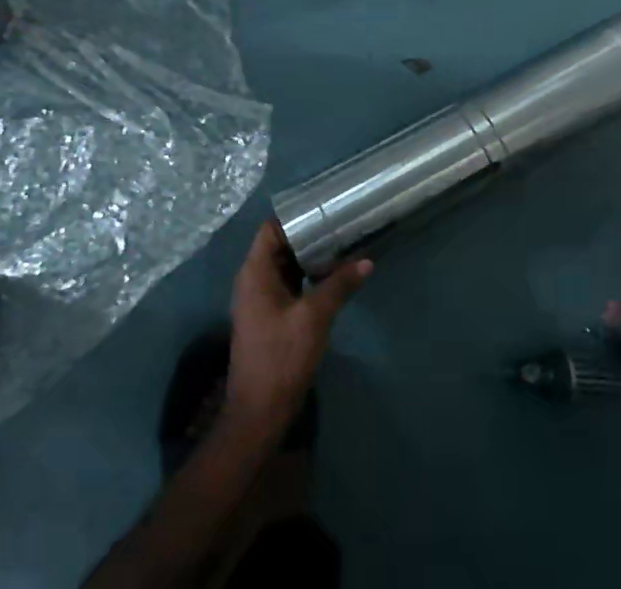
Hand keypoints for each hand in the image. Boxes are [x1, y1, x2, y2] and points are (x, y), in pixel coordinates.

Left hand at [224, 221, 372, 431]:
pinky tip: (335, 277)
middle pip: (280, 246)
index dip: (295, 218)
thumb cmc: (282, 357)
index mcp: (255, 274)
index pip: (270, 230)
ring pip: (287, 266)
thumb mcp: (314, 317)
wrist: (260, 410)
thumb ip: (339, 285)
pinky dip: (309, 277)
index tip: (325, 209)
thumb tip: (366, 260)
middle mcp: (254, 281)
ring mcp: (261, 300)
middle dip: (309, 236)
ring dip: (311, 258)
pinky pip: (290, 285)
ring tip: (344, 245)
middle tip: (342, 225)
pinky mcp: (272, 316)